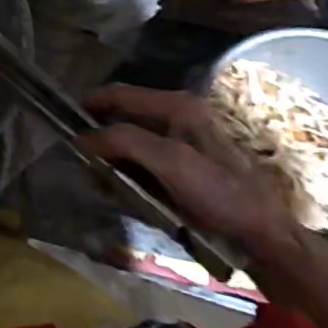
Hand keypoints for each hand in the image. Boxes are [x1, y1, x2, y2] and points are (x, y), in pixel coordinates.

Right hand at [79, 84, 303, 253]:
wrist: (264, 234)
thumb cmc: (219, 193)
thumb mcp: (170, 163)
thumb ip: (126, 142)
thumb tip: (84, 137)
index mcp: (177, 105)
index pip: (121, 93)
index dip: (91, 103)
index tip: (64, 120)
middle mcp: (180, 114)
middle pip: (126, 112)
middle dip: (100, 129)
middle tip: (77, 151)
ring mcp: (185, 138)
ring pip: (135, 134)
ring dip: (113, 149)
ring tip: (94, 170)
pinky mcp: (188, 162)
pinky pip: (147, 154)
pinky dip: (129, 164)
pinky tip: (121, 182)